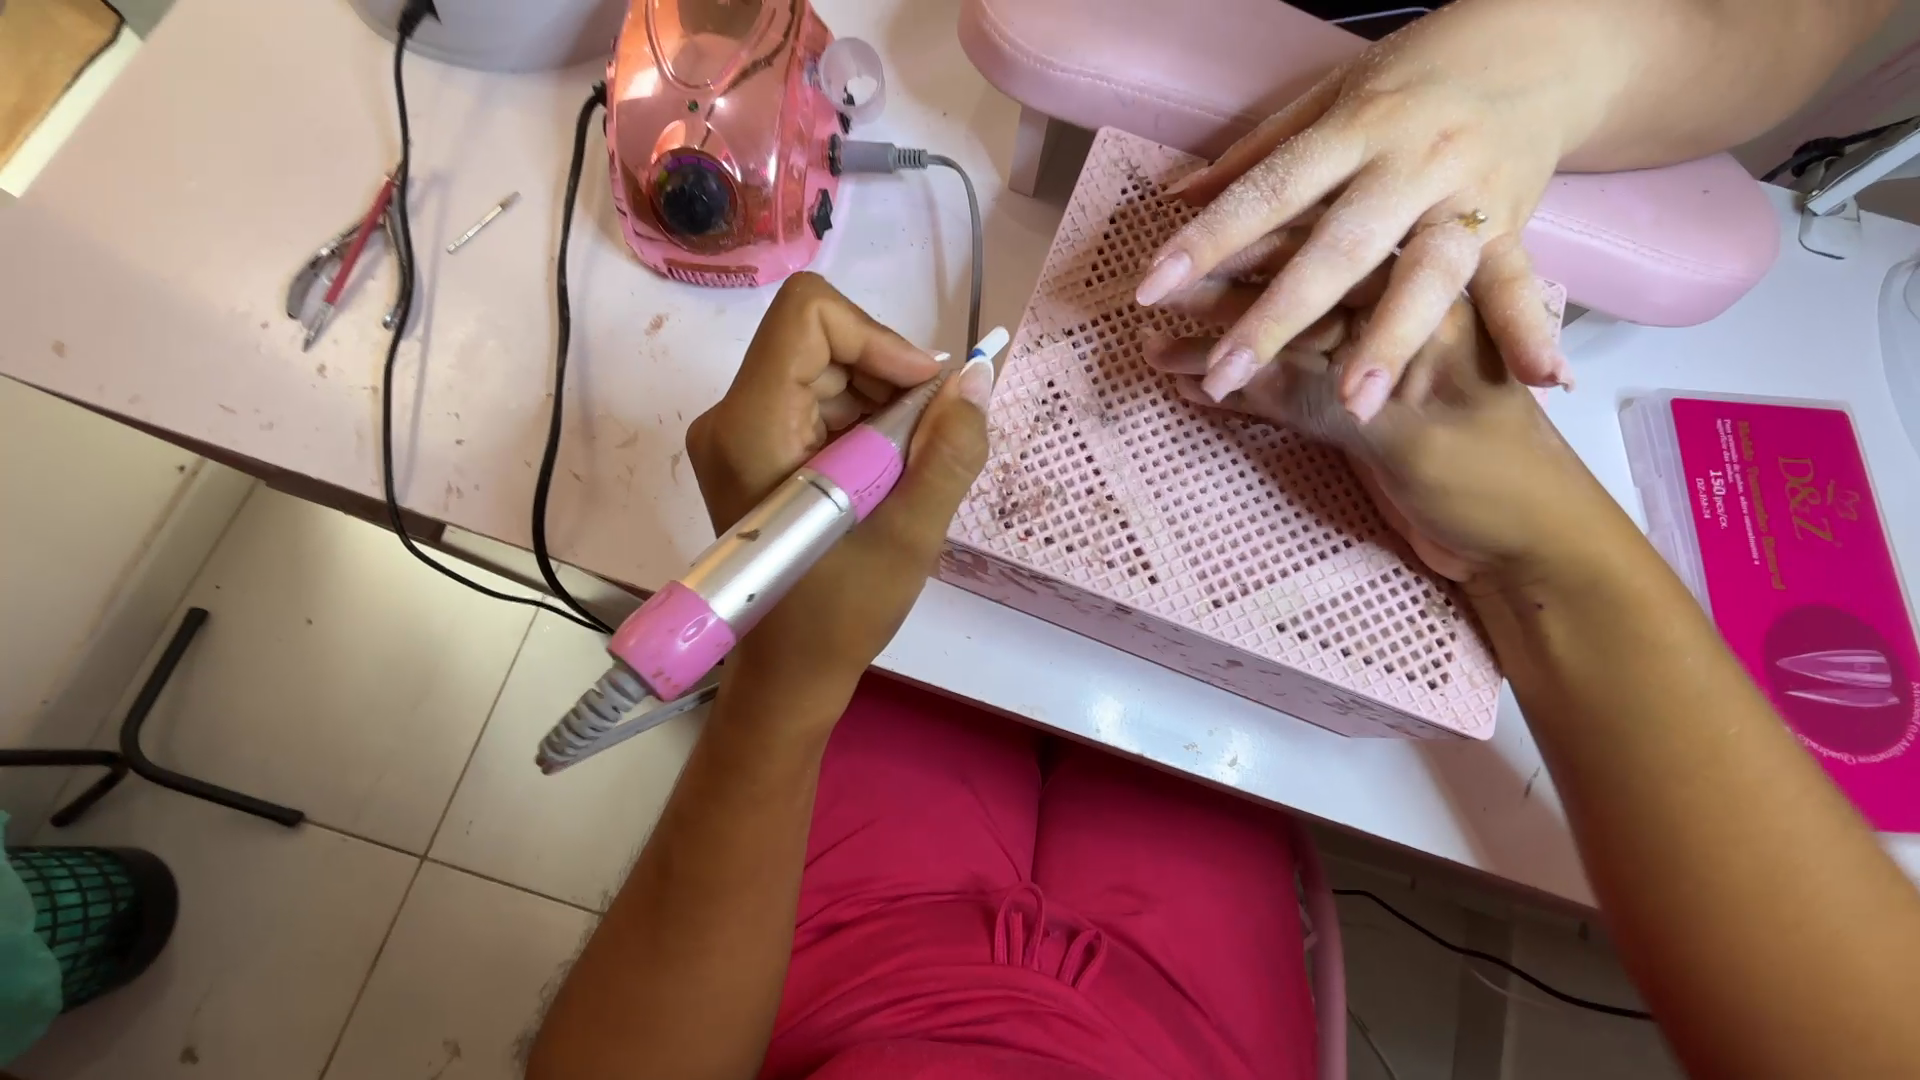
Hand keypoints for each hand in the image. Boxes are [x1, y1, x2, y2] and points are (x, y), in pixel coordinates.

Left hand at [685, 274, 990, 726]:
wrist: (789, 672)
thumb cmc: (841, 615)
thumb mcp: (911, 535)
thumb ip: (949, 451)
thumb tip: (977, 377)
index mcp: (754, 428)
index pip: (809, 314)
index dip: (878, 337)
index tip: (924, 391)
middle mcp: (731, 417)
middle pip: (821, 340)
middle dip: (888, 378)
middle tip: (928, 440)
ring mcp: (737, 433)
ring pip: (825, 368)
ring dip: (882, 405)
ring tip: (906, 470)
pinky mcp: (752, 450)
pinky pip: (817, 401)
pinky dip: (864, 424)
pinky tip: (883, 476)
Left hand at [1135, 5, 1588, 417]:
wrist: (1545, 35)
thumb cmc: (1412, 77)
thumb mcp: (1330, 96)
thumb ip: (1255, 154)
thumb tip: (1175, 195)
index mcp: (1354, 127)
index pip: (1267, 190)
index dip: (1208, 240)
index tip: (1152, 288)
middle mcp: (1411, 163)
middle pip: (1338, 249)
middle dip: (1279, 316)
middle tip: (1225, 374)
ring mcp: (1469, 195)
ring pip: (1426, 274)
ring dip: (1392, 341)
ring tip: (1355, 403)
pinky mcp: (1518, 220)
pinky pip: (1520, 281)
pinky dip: (1531, 329)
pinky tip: (1542, 380)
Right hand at [1146, 295, 1617, 586]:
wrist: (1534, 547)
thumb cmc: (1496, 483)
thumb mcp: (1409, 436)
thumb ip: (1321, 399)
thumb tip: (1233, 377)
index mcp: (1426, 304)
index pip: (1327, 272)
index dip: (1250, 280)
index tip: (1186, 284)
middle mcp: (1394, 323)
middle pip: (1292, 301)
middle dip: (1220, 308)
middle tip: (1155, 304)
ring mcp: (1369, 368)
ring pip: (1280, 346)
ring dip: (1220, 351)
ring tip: (1155, 350)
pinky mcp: (1350, 411)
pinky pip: (1283, 392)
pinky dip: (1240, 393)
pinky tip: (1192, 388)